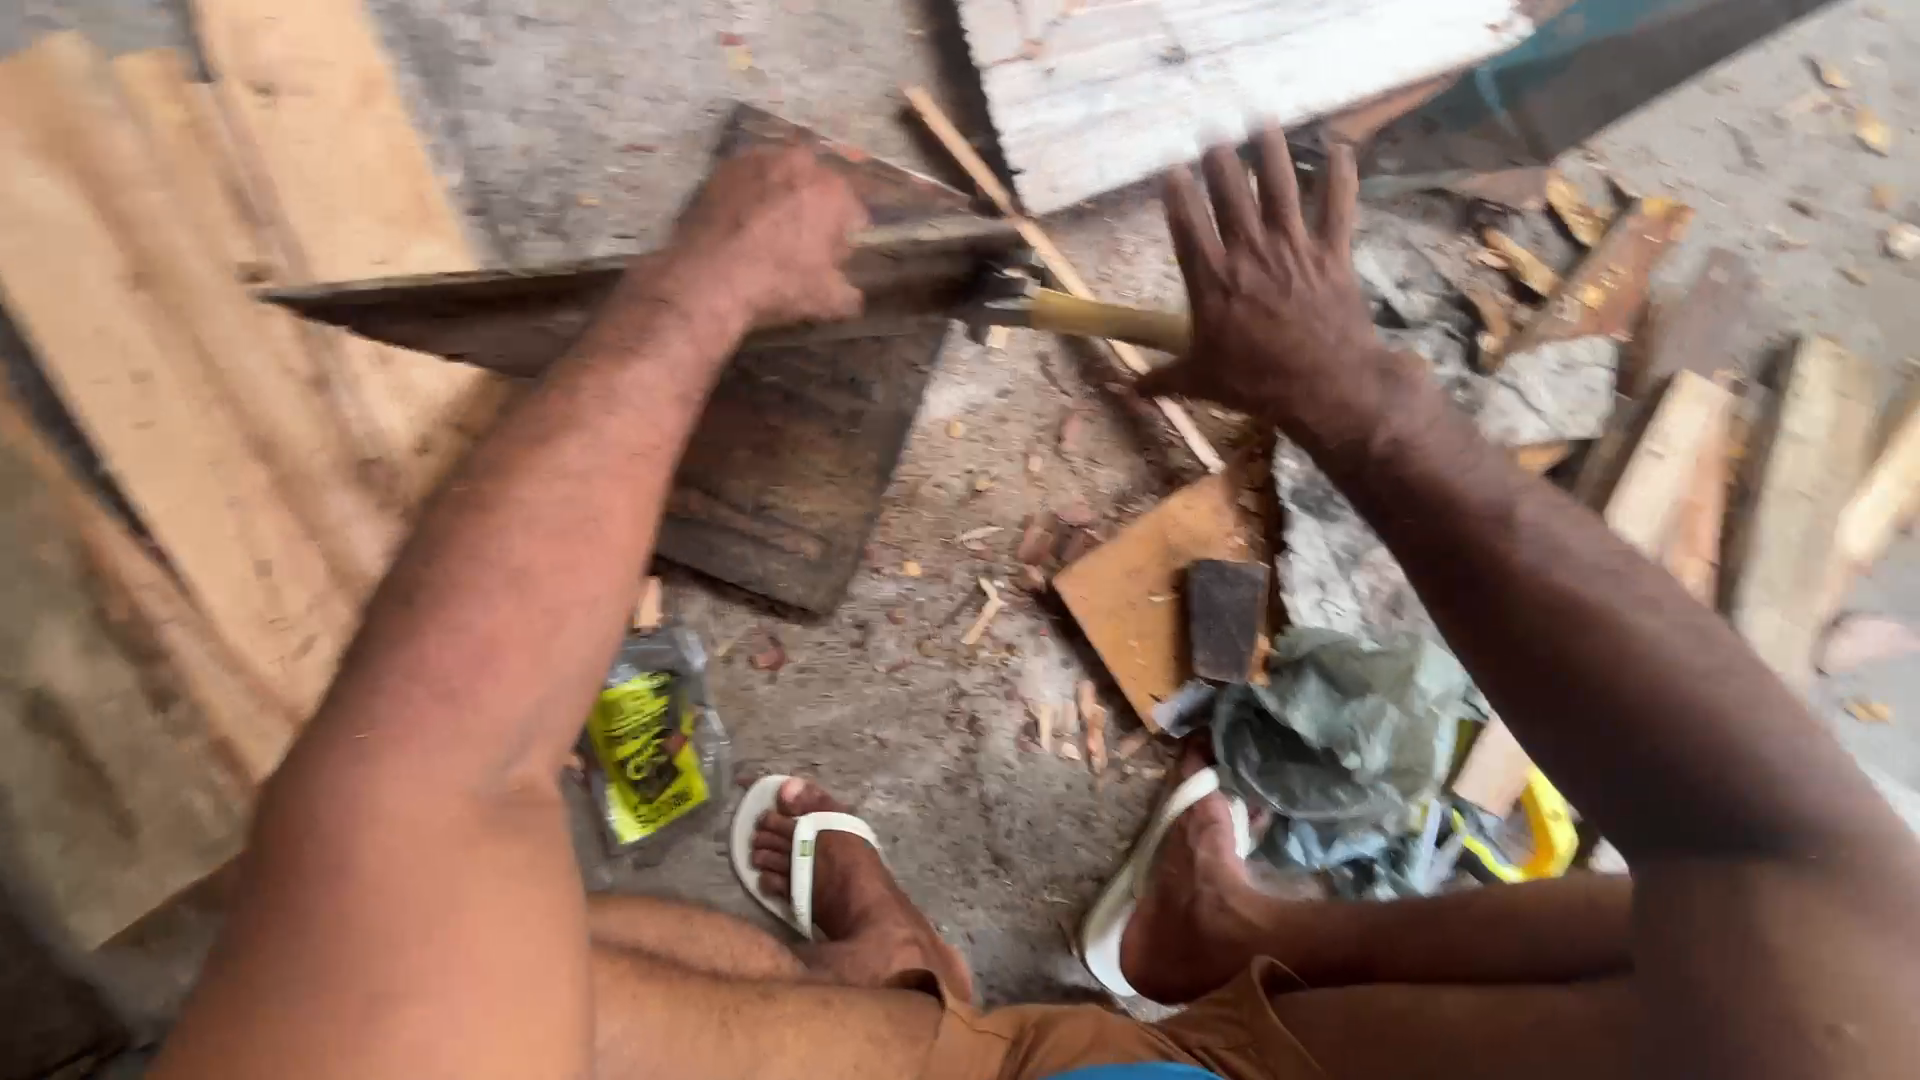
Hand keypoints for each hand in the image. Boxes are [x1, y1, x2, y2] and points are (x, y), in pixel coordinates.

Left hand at [656, 145, 870, 328]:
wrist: (707, 277)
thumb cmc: (778, 284)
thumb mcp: (827, 302)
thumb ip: (850, 295)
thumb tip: (852, 296)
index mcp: (834, 191)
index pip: (855, 214)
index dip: (847, 240)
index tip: (834, 261)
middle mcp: (800, 162)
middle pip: (819, 188)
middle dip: (816, 211)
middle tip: (802, 246)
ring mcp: (758, 159)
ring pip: (783, 179)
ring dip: (783, 199)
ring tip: (769, 234)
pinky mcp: (723, 166)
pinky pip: (749, 181)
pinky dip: (751, 197)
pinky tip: (742, 226)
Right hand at [1136, 130, 1399, 450]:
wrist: (1322, 383)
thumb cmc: (1254, 382)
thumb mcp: (1199, 382)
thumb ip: (1162, 380)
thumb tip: (1128, 392)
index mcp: (1211, 281)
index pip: (1188, 226)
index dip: (1178, 194)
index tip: (1171, 169)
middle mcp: (1248, 252)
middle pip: (1231, 193)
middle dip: (1219, 160)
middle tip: (1213, 134)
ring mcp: (1292, 247)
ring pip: (1280, 186)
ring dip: (1271, 150)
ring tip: (1262, 121)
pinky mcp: (1332, 251)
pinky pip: (1338, 204)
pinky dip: (1341, 175)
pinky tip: (1341, 148)